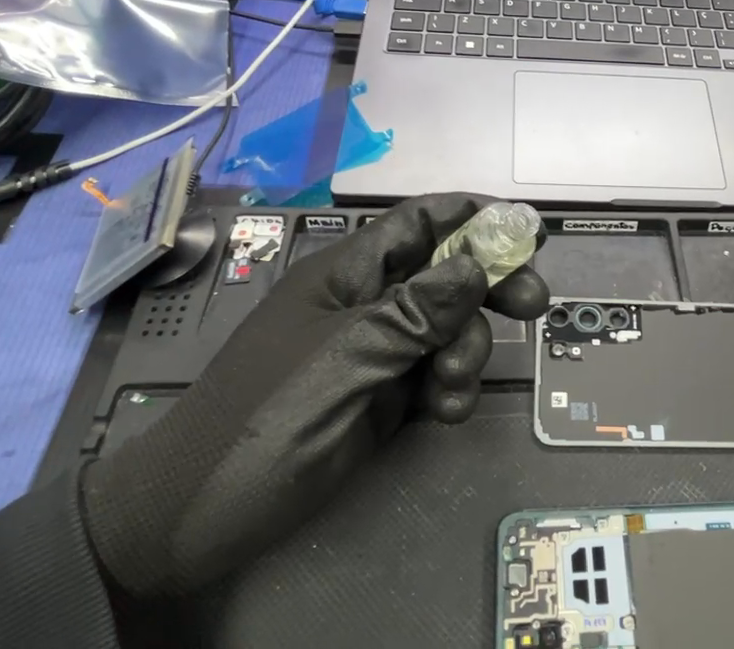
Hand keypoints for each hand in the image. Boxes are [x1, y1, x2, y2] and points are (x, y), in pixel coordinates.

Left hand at [81, 194, 549, 597]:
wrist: (199, 514)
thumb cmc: (264, 419)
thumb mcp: (344, 358)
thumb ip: (415, 310)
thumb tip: (476, 262)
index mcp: (346, 275)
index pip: (417, 224)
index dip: (471, 218)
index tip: (525, 231)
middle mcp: (366, 304)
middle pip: (444, 276)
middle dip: (489, 287)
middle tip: (534, 304)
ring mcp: (375, 353)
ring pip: (447, 330)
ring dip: (465, 351)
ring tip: (450, 385)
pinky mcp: (381, 400)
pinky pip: (434, 378)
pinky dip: (450, 390)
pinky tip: (444, 412)